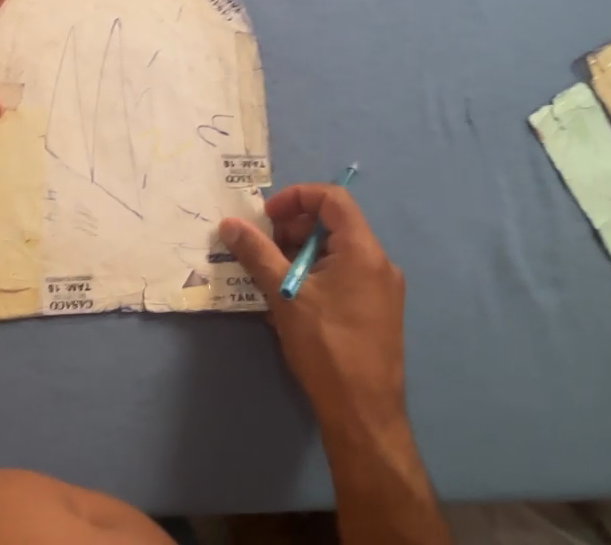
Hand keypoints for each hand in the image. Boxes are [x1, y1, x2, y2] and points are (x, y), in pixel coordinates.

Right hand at [219, 184, 406, 428]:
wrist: (363, 413)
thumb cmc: (326, 347)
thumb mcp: (284, 294)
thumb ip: (257, 253)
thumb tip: (229, 224)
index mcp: (363, 251)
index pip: (332, 198)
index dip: (296, 197)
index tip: (266, 217)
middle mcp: (378, 263)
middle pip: (333, 223)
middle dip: (292, 228)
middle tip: (261, 248)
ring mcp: (381, 288)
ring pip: (335, 251)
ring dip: (299, 253)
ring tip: (269, 276)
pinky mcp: (376, 310)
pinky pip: (343, 274)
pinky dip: (313, 273)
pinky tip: (289, 299)